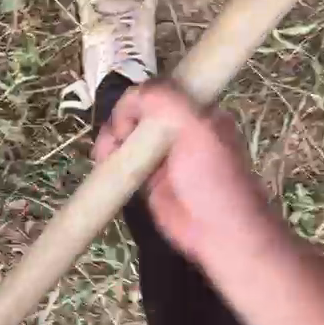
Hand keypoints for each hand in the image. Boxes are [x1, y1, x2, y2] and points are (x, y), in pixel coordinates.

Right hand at [93, 82, 277, 260]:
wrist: (219, 233)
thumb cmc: (213, 178)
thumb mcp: (197, 128)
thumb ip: (165, 100)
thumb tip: (132, 94)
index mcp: (196, 111)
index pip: (157, 90)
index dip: (138, 99)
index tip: (130, 116)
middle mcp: (177, 129)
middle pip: (136, 111)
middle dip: (120, 120)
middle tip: (117, 137)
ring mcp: (161, 154)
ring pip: (124, 133)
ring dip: (110, 139)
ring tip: (106, 153)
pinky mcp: (146, 177)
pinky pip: (121, 159)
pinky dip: (108, 157)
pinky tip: (104, 162)